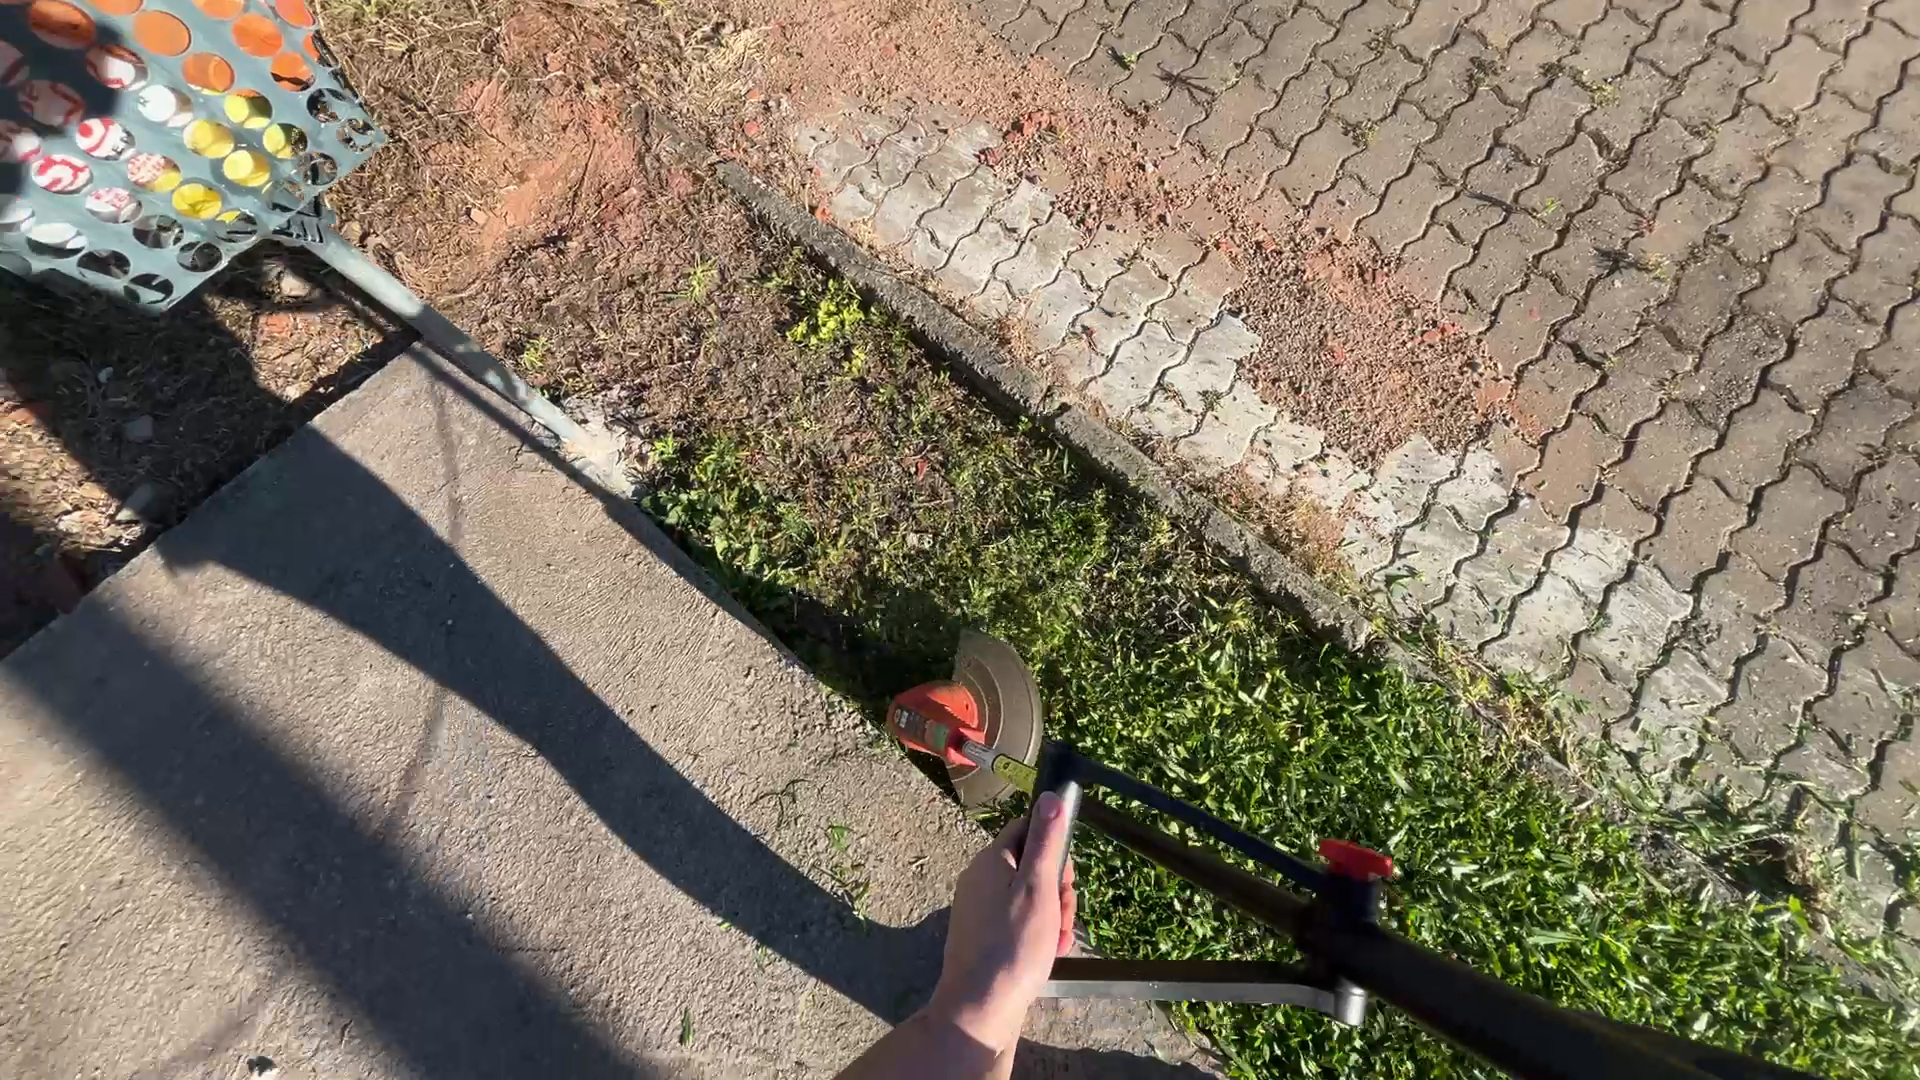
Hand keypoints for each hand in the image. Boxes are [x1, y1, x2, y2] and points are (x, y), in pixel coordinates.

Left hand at [927, 791, 1077, 1053]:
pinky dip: (1036, 934)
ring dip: (1051, 915)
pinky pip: (1016, 922)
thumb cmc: (1013, 943)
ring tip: (1058, 942)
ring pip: (1028, 897)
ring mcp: (979, 908)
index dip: (1053, 850)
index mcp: (991, 859)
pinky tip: (1048, 955)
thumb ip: (1046, 840)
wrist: (980, 1007)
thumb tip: (1050, 796)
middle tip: (1064, 916)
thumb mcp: (1039, 886)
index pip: (1027, 830)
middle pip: (1030, 866)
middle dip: (1056, 889)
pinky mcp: (982, 935)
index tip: (1066, 877)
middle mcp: (980, 877)